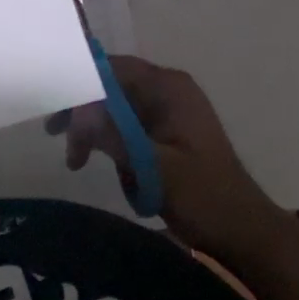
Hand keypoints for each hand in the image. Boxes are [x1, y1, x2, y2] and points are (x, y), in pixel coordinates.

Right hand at [49, 56, 282, 260]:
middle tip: (56, 137)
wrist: (244, 232)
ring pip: (117, 107)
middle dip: (84, 111)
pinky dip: (113, 141)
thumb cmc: (203, 196)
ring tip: (77, 161)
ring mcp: (169, 109)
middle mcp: (168, 89)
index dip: (80, 83)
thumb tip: (76, 111)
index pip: (112, 67)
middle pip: (112, 86)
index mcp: (169, 87)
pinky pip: (129, 124)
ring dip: (96, 131)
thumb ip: (114, 135)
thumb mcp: (153, 167)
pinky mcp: (167, 131)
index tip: (54, 108)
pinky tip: (104, 165)